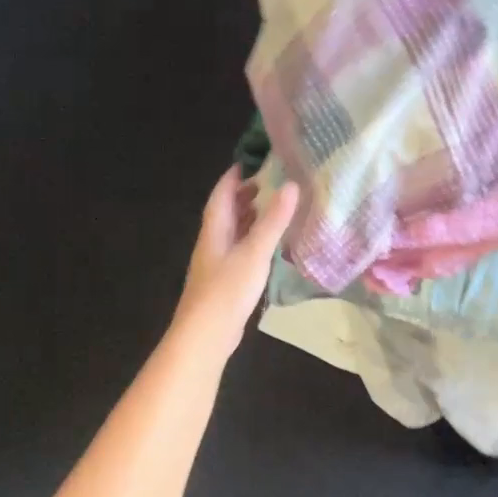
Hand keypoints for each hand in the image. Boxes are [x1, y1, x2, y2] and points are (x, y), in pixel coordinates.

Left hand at [176, 168, 298, 348]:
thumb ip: (273, 221)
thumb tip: (291, 186)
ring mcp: (216, 264)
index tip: (252, 161)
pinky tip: (266, 247)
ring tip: (272, 210)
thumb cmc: (227, 290)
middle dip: (244, 196)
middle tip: (269, 184)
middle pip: (225, 212)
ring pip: (232, 233)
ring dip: (248, 219)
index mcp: (214, 230)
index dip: (234, 176)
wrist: (205, 335)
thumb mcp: (254, 252)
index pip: (221, 194)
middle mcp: (212, 243)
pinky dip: (252, 241)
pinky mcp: (224, 283)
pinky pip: (238, 252)